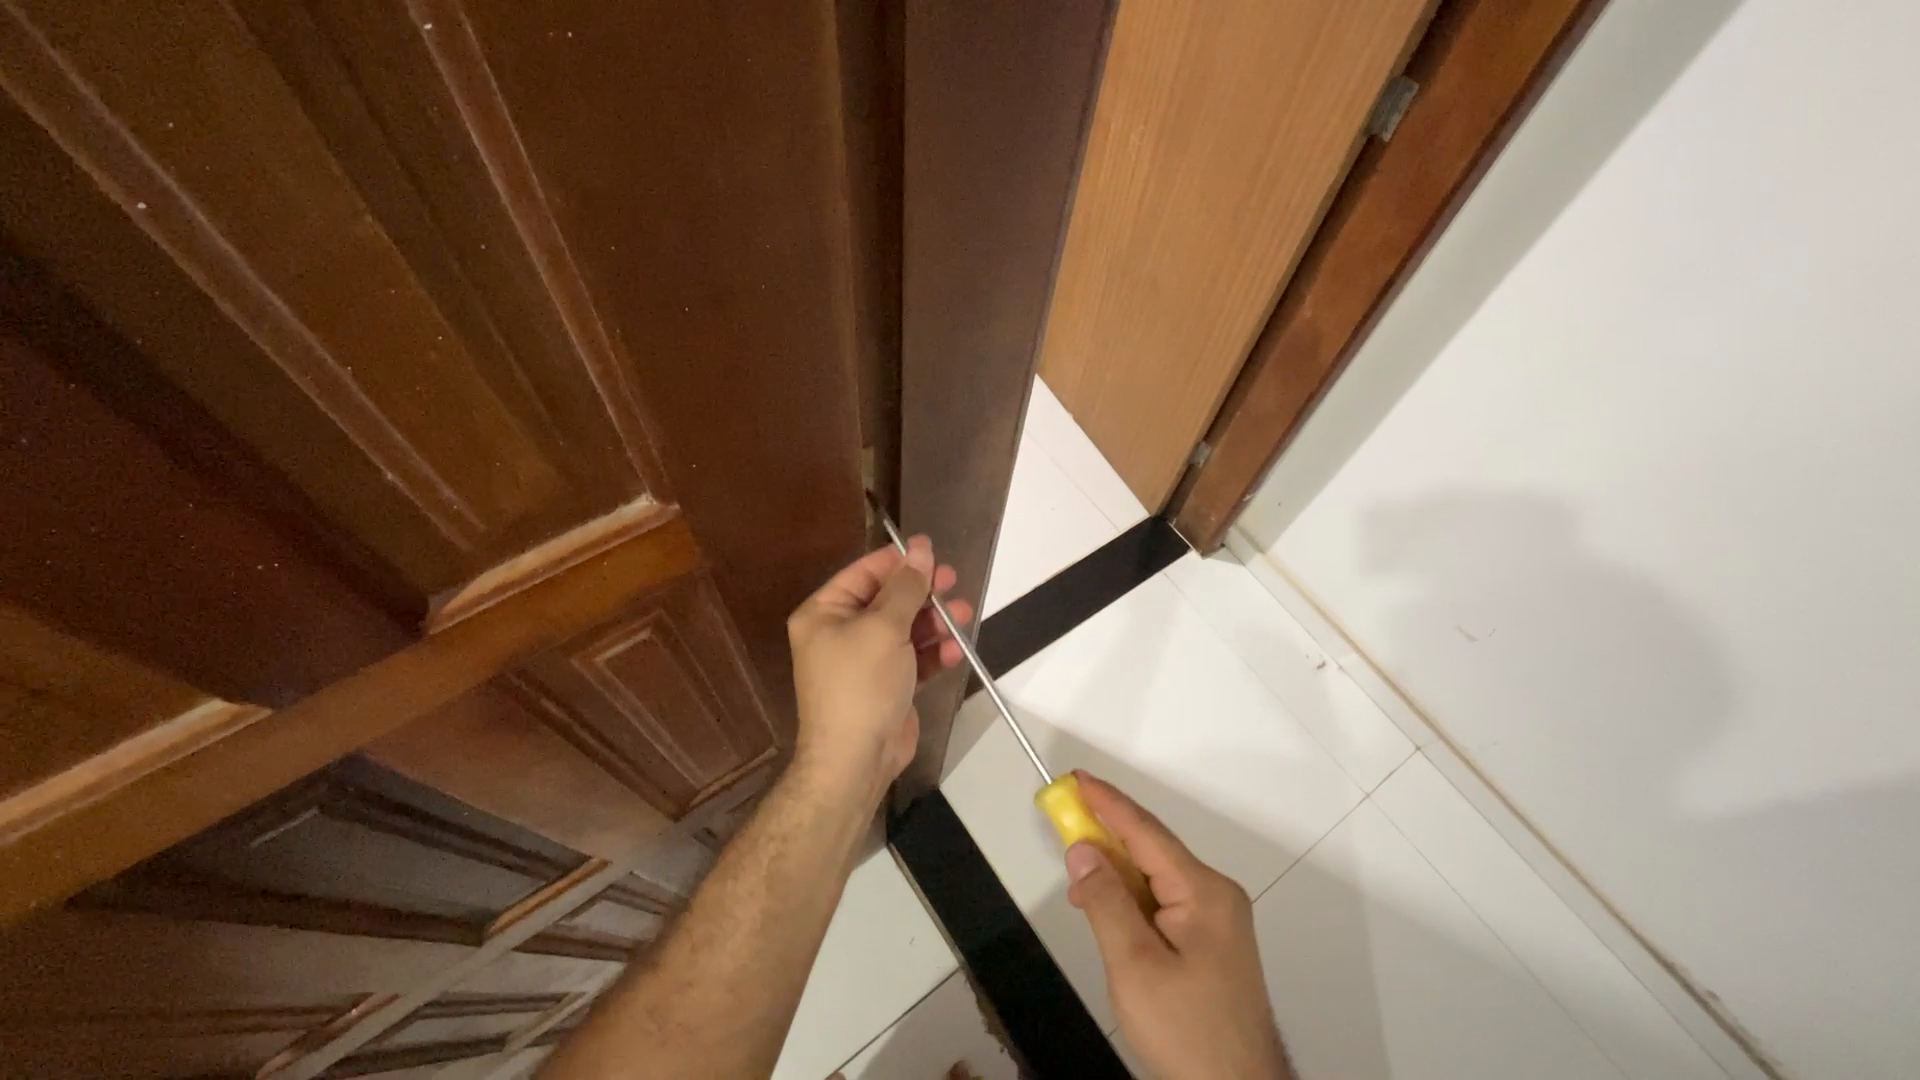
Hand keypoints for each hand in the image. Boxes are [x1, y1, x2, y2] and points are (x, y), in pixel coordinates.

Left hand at [787, 535, 971, 803]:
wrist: (857, 758)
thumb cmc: (861, 683)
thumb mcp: (885, 627)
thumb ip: (907, 586)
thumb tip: (921, 547)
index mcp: (824, 613)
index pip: (863, 574)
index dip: (898, 562)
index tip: (932, 551)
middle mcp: (840, 634)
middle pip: (887, 600)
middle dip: (922, 593)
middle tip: (953, 582)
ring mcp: (864, 662)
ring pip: (905, 629)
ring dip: (934, 623)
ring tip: (963, 616)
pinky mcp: (886, 686)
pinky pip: (912, 659)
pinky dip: (932, 654)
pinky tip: (953, 652)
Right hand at [1067, 772, 1291, 1079]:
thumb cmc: (1185, 1030)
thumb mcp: (1134, 965)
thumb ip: (1106, 901)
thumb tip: (1082, 849)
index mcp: (1203, 891)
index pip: (1146, 832)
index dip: (1107, 802)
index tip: (1074, 778)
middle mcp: (1215, 894)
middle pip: (1152, 851)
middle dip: (1106, 837)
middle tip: (1063, 824)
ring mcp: (1217, 919)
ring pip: (1155, 878)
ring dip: (1115, 875)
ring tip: (1078, 885)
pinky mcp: (1210, 942)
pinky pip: (1163, 901)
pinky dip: (1131, 899)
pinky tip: (1107, 912)